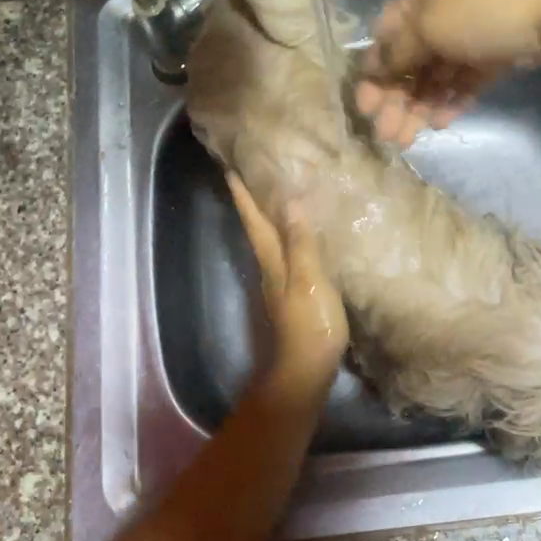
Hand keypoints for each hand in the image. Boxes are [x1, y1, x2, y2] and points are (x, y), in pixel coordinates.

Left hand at [225, 172, 349, 403]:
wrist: (308, 371)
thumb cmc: (310, 325)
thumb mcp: (309, 280)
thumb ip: (301, 243)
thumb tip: (290, 201)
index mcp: (272, 263)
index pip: (255, 222)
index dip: (244, 196)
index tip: (230, 169)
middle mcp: (271, 271)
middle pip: (259, 231)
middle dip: (254, 204)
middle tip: (253, 175)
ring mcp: (282, 287)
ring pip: (272, 245)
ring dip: (272, 222)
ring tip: (279, 199)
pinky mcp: (295, 299)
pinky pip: (289, 260)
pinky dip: (291, 242)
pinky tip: (303, 241)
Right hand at [355, 0, 540, 146]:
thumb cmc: (482, 11)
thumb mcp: (428, 27)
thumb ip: (395, 52)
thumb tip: (372, 68)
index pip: (386, 36)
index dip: (375, 76)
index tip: (366, 111)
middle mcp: (441, 4)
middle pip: (410, 59)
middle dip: (397, 99)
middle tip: (387, 136)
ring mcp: (470, 28)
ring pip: (436, 72)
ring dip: (420, 105)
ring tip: (410, 139)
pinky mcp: (494, 50)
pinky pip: (464, 78)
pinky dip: (451, 99)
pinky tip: (440, 123)